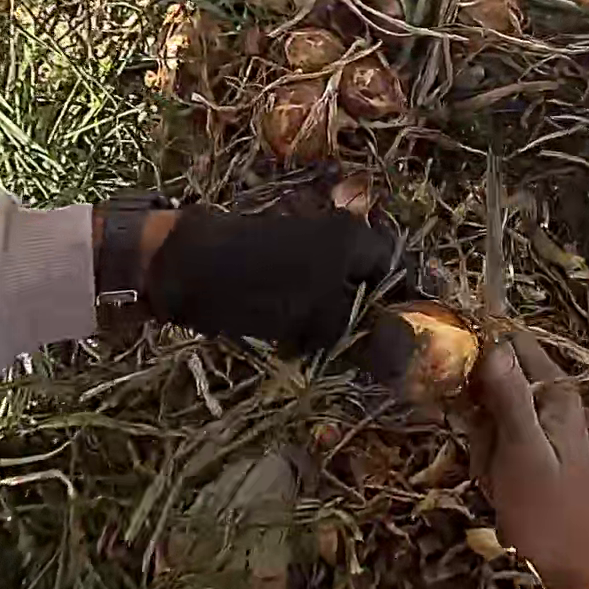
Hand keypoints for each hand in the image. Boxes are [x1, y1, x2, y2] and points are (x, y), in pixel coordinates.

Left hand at [142, 206, 393, 351]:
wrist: (186, 266)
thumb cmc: (260, 286)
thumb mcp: (318, 315)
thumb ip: (364, 331)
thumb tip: (402, 355)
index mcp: (354, 238)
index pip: (397, 270)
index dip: (400, 306)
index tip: (393, 341)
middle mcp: (338, 234)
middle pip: (369, 282)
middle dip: (363, 318)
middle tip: (352, 350)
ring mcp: (309, 243)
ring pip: (338, 290)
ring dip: (332, 321)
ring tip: (314, 347)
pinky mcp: (283, 258)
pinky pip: (311, 290)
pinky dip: (307, 315)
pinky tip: (289, 338)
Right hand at [471, 332, 588, 588]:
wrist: (571, 572)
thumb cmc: (549, 509)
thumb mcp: (524, 448)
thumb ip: (509, 395)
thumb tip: (492, 342)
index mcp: (554, 389)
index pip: (513, 342)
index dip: (482, 349)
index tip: (455, 373)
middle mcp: (546, 398)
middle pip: (495, 375)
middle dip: (476, 405)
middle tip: (479, 441)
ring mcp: (535, 424)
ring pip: (487, 408)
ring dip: (478, 436)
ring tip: (490, 470)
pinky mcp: (524, 447)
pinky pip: (491, 436)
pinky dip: (484, 455)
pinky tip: (492, 481)